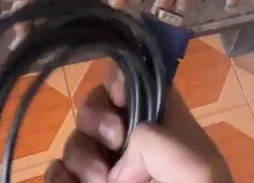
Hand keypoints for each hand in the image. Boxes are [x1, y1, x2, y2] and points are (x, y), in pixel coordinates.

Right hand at [53, 69, 229, 182]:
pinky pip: (55, 177)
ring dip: (79, 156)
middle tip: (112, 140)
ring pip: (74, 143)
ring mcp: (107, 179)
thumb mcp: (198, 171)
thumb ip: (155, 141)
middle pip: (96, 106)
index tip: (122, 98)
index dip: (122, 80)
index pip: (136, 81)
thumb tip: (119, 164)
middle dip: (96, 116)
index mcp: (166, 130)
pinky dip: (57, 179)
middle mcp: (133, 149)